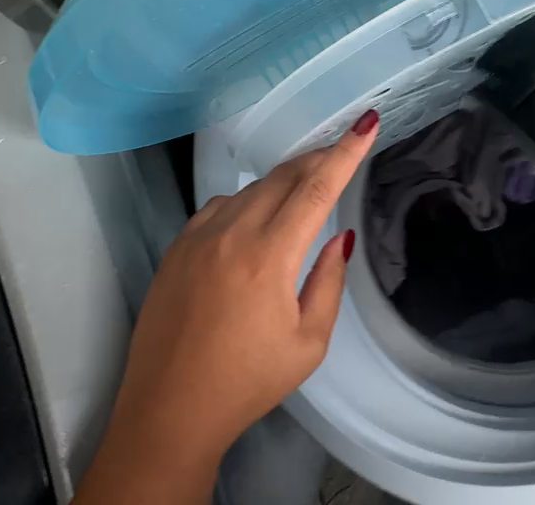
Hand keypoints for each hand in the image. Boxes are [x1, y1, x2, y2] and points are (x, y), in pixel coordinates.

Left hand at [80, 110, 377, 502]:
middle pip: (284, 176)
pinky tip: (255, 221)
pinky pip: (220, 205)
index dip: (346, 152)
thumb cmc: (246, 384)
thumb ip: (329, 282)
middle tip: (342, 150)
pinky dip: (247, 201)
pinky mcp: (177, 246)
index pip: (316, 188)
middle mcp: (231, 234)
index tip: (367, 122)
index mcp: (269, 257)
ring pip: (252, 188)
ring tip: (303, 194)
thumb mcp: (308, 344)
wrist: (167, 412)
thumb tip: (340, 237)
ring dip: (284, 182)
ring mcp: (198, 236)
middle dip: (319, 158)